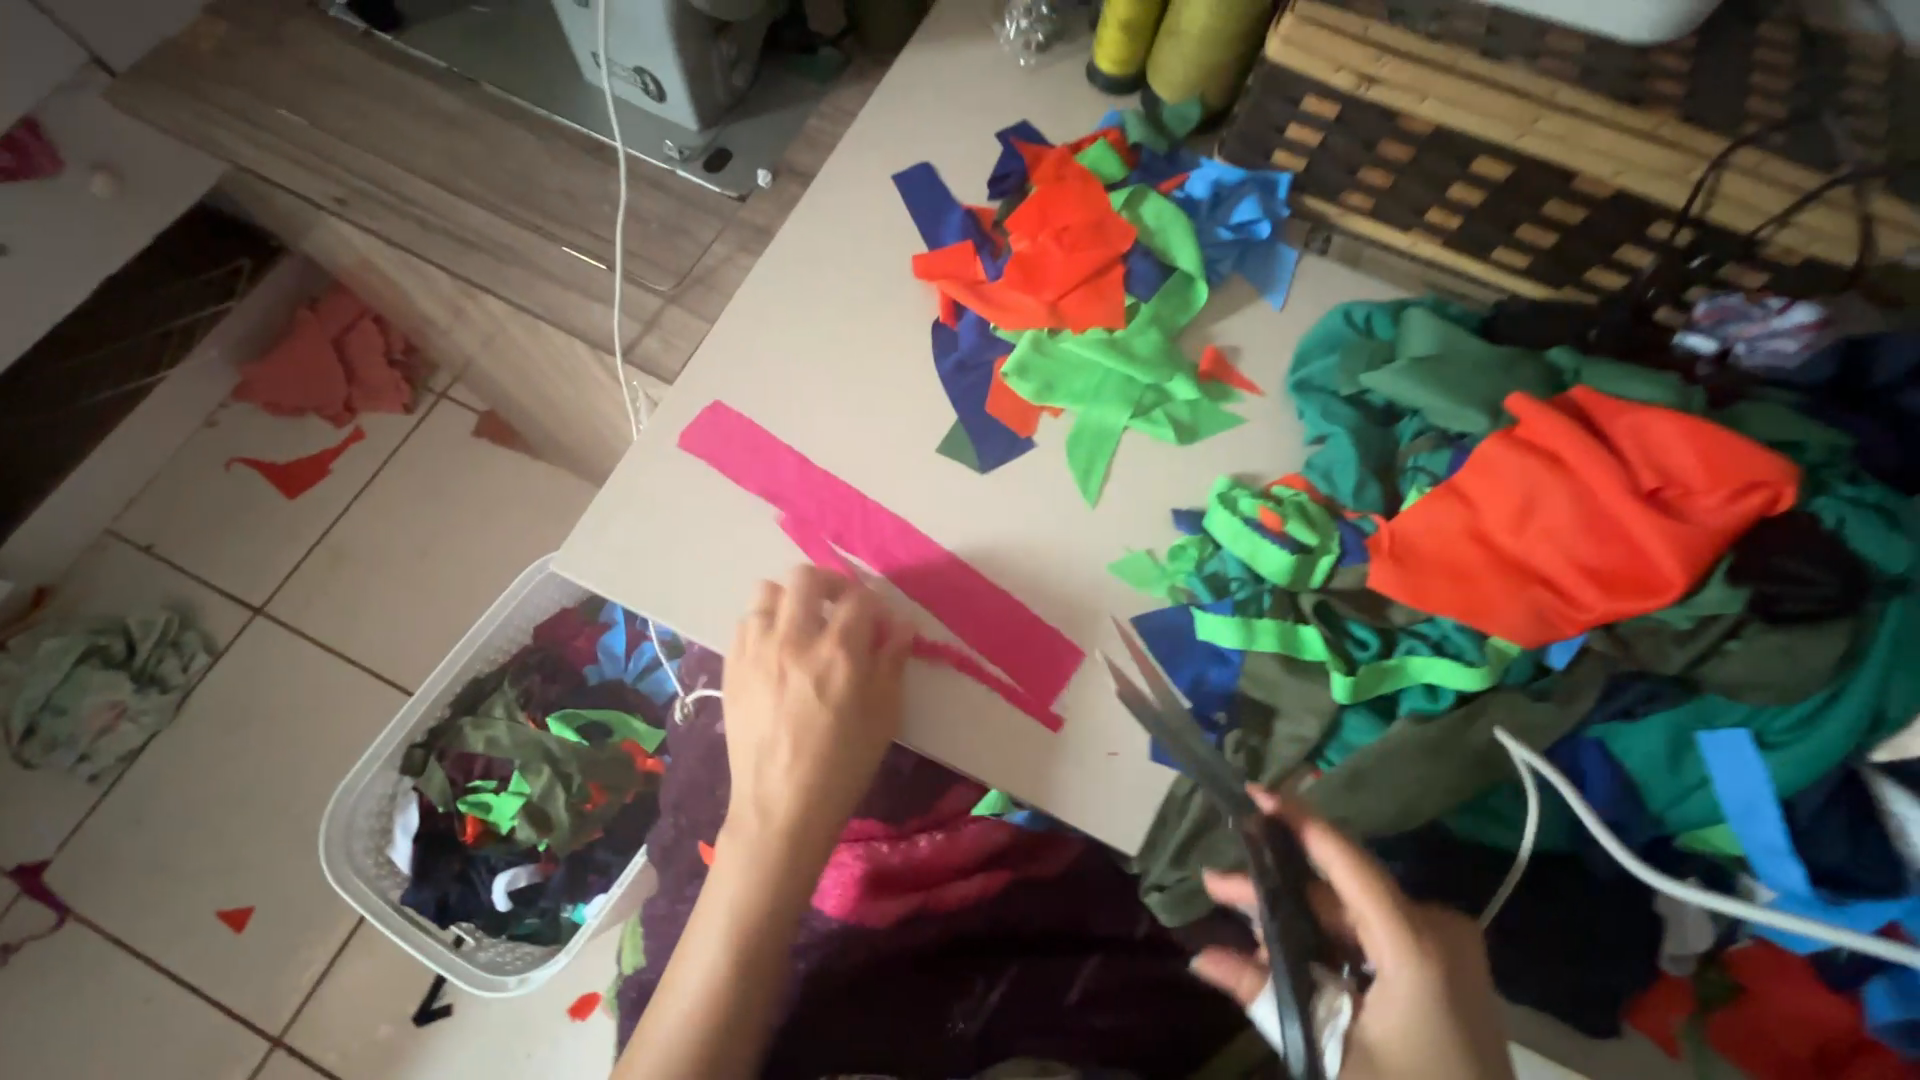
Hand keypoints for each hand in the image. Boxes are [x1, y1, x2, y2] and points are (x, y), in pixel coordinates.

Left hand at [720, 566, 912, 863]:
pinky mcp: (732, 667)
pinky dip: (764, 624)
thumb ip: (892, 661)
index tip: (878, 620)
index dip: (873, 602)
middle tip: (840, 606)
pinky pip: (745, 623)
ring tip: (802, 624)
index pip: (858, 597)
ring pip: (767, 592)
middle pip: (805, 578)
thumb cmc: (843, 763)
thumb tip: (900, 625)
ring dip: (790, 600)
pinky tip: (776, 649)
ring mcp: (756, 651)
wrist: (782, 804)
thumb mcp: (885, 714)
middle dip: (829, 584)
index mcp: (839, 651)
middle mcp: (794, 639)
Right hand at [1190, 788, 1514, 1079]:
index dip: (1297, 821)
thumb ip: (1262, 993)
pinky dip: (1329, 937)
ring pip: (1353, 912)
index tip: (1253, 792)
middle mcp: (1436, 929)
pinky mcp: (1444, 966)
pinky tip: (1287, 946)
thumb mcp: (1328, 1050)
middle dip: (1275, 887)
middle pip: (1340, 891)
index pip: (1347, 861)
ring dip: (1298, 916)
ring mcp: (1446, 947)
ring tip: (1243, 923)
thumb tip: (1200, 956)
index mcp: (1415, 944)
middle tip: (1215, 886)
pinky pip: (1375, 933)